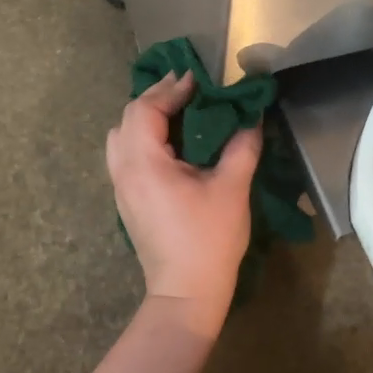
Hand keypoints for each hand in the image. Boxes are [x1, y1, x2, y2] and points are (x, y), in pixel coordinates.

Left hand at [106, 72, 261, 336]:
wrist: (186, 294)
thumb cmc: (209, 240)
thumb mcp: (232, 188)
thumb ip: (242, 146)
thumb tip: (251, 118)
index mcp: (144, 163)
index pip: (146, 109)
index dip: (170, 89)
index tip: (197, 79)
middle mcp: (124, 170)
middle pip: (128, 118)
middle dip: (156, 98)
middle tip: (187, 88)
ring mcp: (121, 188)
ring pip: (120, 136)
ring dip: (145, 117)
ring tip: (176, 110)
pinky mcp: (127, 201)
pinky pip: (125, 155)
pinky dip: (142, 137)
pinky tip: (169, 143)